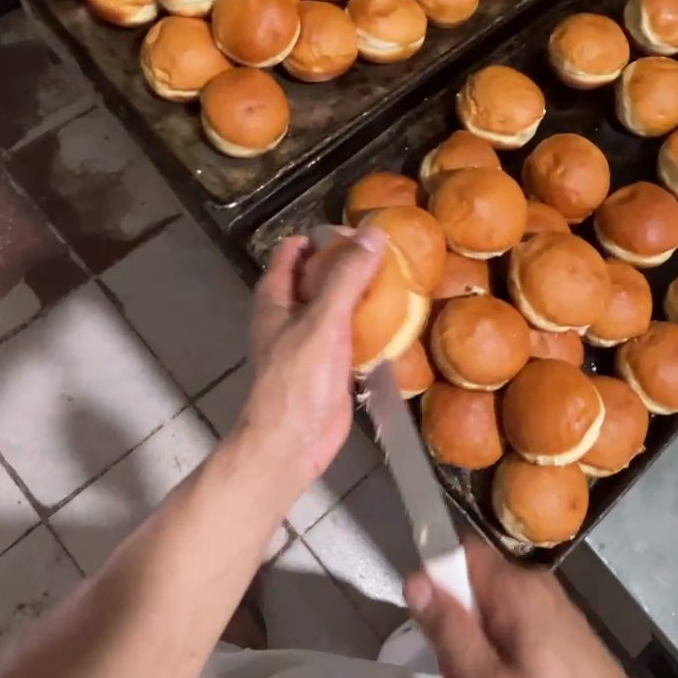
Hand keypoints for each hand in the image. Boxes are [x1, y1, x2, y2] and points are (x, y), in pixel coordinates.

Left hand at [234, 228, 383, 484]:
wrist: (292, 443)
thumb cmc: (298, 380)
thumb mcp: (322, 321)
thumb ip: (346, 277)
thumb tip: (373, 234)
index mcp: (276, 298)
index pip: (294, 250)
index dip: (323, 237)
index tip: (359, 234)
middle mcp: (290, 314)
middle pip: (319, 276)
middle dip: (349, 263)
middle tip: (390, 256)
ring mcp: (310, 341)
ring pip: (338, 306)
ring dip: (363, 295)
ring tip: (401, 281)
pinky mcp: (330, 365)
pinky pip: (351, 335)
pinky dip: (370, 325)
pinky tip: (398, 322)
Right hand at [405, 540, 677, 677]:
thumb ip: (451, 632)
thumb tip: (415, 579)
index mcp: (520, 589)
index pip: (462, 550)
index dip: (435, 579)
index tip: (430, 625)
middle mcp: (538, 588)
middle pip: (474, 588)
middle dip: (458, 632)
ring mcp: (554, 612)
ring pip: (493, 616)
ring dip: (478, 655)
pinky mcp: (565, 637)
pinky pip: (516, 634)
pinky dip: (502, 664)